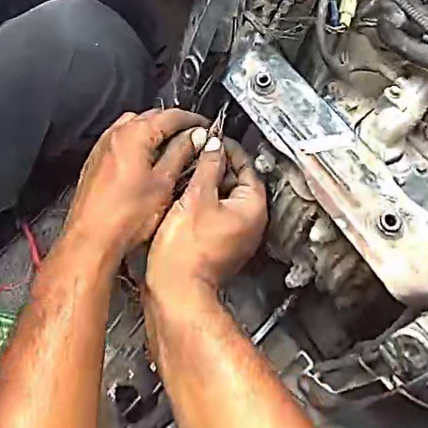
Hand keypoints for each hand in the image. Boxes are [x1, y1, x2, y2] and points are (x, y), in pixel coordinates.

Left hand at [65, 109, 208, 261]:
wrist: (91, 239)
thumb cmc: (124, 217)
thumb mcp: (163, 183)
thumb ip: (180, 154)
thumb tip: (193, 138)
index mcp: (134, 134)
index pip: (170, 115)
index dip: (191, 119)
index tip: (204, 126)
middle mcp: (116, 134)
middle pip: (151, 116)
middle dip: (173, 123)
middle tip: (192, 137)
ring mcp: (103, 146)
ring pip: (134, 126)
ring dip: (154, 131)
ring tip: (171, 149)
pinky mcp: (96, 160)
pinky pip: (121, 140)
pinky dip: (137, 143)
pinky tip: (147, 161)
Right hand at [147, 135, 266, 301]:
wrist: (175, 290)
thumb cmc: (186, 251)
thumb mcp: (196, 195)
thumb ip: (207, 165)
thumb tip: (213, 145)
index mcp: (252, 207)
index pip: (246, 165)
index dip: (227, 147)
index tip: (212, 137)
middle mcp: (251, 222)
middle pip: (236, 179)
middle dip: (215, 164)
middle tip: (195, 151)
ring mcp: (236, 234)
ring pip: (224, 196)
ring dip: (207, 182)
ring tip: (186, 170)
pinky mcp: (220, 243)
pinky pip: (215, 211)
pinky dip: (202, 200)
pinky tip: (183, 195)